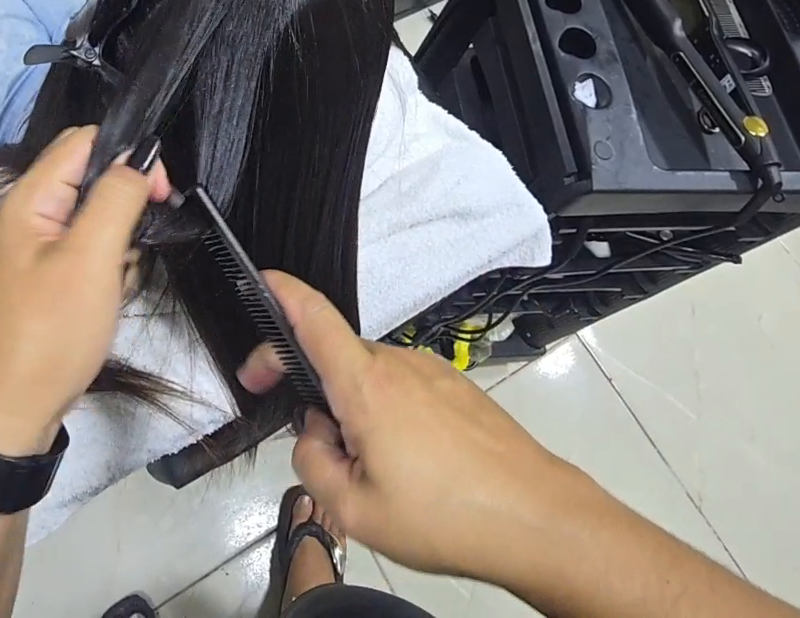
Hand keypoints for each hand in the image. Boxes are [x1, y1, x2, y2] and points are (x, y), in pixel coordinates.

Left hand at [0, 127, 170, 455]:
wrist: (9, 416)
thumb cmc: (49, 333)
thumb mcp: (91, 258)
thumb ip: (117, 197)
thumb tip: (141, 153)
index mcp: (29, 199)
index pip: (84, 141)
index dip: (128, 153)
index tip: (161, 192)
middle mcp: (29, 215)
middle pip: (92, 177)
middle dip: (128, 201)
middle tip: (141, 240)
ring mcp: (38, 249)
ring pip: (97, 216)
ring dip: (121, 240)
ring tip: (120, 278)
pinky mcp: (49, 279)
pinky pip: (90, 251)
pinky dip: (110, 266)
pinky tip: (111, 295)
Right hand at [238, 272, 571, 581]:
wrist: (538, 518)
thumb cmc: (445, 514)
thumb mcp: (355, 510)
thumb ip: (312, 463)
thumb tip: (314, 433)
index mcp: (366, 384)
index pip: (314, 318)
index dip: (283, 292)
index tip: (261, 281)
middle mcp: (397, 363)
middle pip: (337, 359)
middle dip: (313, 391)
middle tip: (313, 443)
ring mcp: (431, 371)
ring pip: (371, 380)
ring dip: (355, 412)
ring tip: (377, 473)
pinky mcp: (456, 386)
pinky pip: (404, 389)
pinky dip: (389, 414)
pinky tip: (412, 464)